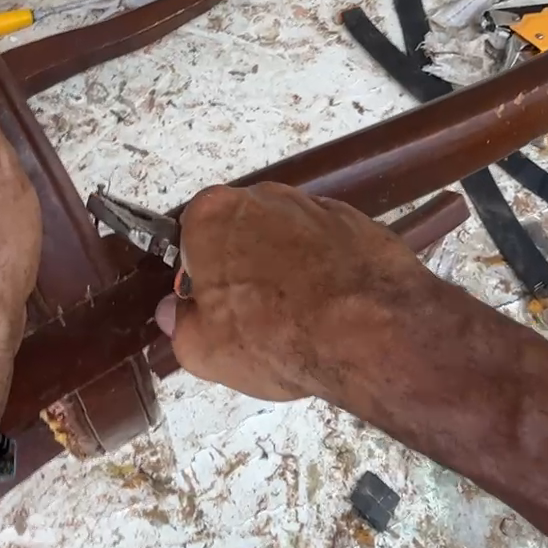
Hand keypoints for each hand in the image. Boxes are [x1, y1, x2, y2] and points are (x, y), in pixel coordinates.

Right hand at [155, 183, 456, 403]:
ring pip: (282, 237)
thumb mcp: (203, 351)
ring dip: (285, 266)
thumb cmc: (276, 336)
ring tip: (301, 317)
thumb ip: (179, 324)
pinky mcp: (352, 219)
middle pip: (238, 234)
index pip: (189, 243)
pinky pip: (323, 243)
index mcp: (210, 215)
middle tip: (256, 318)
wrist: (372, 330)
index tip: (214, 309)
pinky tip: (333, 306)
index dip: (200, 280)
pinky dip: (324, 267)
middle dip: (242, 268)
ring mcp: (309, 204)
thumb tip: (175, 311)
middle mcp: (258, 196)